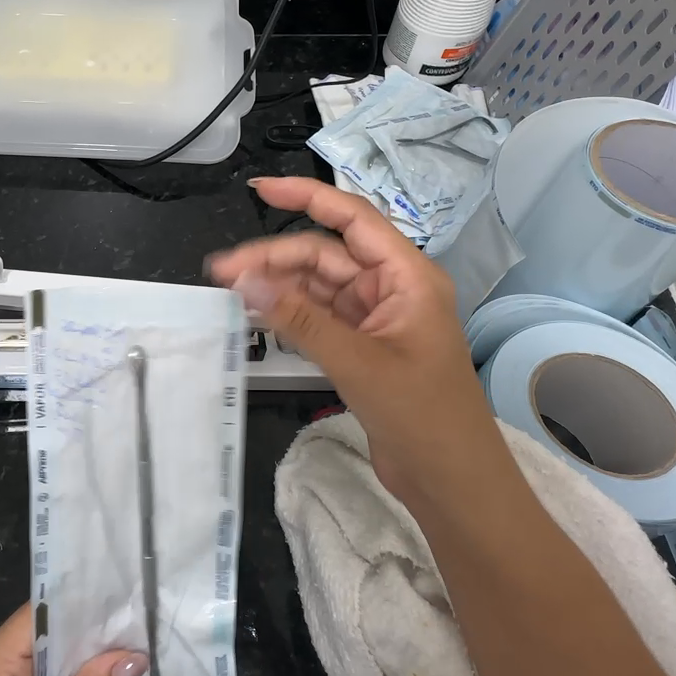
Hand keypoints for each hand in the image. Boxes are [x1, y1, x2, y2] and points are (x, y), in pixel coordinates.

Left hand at [0, 602, 148, 675]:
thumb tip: (135, 657)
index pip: (42, 612)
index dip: (82, 606)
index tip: (123, 600)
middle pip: (48, 629)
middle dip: (91, 632)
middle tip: (135, 623)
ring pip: (52, 651)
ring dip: (88, 654)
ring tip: (129, 642)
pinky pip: (47, 671)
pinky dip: (74, 673)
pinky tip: (105, 670)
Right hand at [207, 176, 515, 510]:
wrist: (453, 485)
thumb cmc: (423, 417)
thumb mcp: (358, 362)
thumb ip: (299, 318)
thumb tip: (243, 281)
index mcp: (407, 276)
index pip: (351, 218)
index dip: (305, 197)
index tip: (259, 190)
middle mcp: (390, 287)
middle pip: (323, 254)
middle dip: (274, 257)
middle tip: (223, 273)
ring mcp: (374, 316)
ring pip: (315, 283)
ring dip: (276, 284)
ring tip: (230, 291)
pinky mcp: (360, 343)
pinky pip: (316, 313)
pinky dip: (286, 311)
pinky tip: (255, 311)